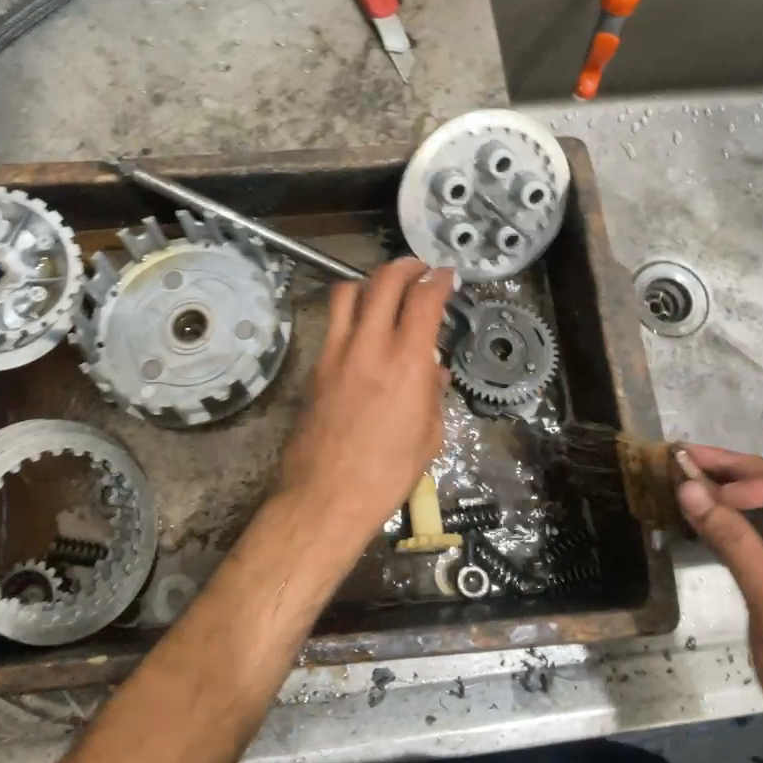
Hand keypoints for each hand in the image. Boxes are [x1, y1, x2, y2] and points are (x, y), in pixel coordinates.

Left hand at [278, 258, 454, 535]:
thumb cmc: (388, 474)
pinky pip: (333, 323)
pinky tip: (361, 329)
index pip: (424, 299)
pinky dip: (350, 313)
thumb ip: (434, 394)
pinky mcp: (315, 366)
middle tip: (418, 270)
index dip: (438, 279)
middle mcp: (370, 346)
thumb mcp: (430, 436)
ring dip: (370, 282)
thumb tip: (434, 370)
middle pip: (383, 282)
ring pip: (348, 292)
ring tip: (384, 290)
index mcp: (407, 362)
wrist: (327, 495)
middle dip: (405, 267)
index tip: (446, 276)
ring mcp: (336, 352)